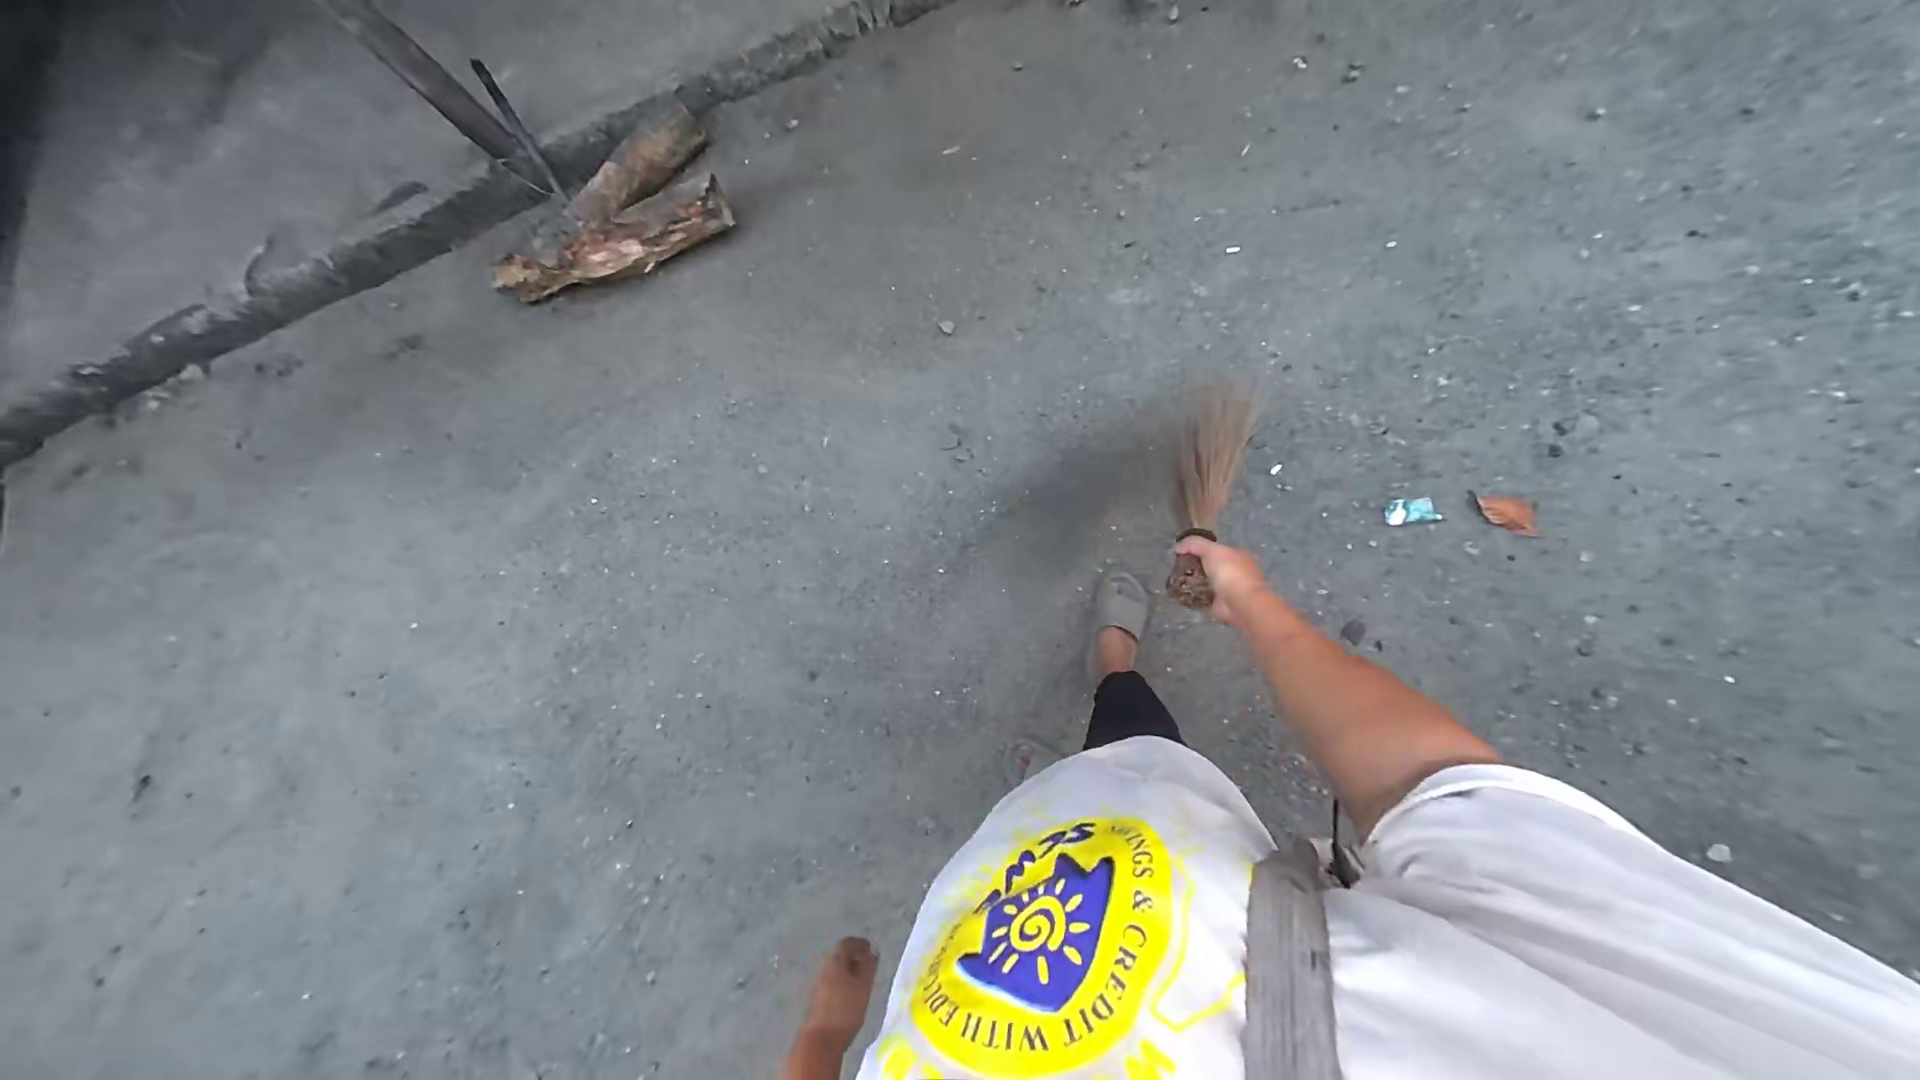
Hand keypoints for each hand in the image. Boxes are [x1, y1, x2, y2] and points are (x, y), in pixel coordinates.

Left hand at [794, 937, 878, 1051]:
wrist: (819, 1042)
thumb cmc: (845, 1010)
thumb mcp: (864, 986)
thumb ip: (869, 965)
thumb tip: (872, 950)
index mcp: (835, 960)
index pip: (848, 942)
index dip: (861, 943)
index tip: (872, 949)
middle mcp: (824, 968)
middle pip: (840, 956)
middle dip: (855, 958)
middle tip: (869, 966)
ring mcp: (818, 985)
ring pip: (836, 970)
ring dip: (849, 972)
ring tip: (862, 983)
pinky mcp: (816, 1000)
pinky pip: (832, 983)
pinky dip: (843, 984)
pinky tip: (850, 997)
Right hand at [1171, 536, 1277, 629]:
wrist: (1241, 604)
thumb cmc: (1230, 573)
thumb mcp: (1212, 550)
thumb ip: (1194, 544)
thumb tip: (1178, 547)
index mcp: (1237, 556)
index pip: (1216, 550)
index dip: (1200, 549)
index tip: (1183, 552)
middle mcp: (1233, 572)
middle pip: (1209, 566)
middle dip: (1194, 567)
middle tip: (1177, 567)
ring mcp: (1226, 589)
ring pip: (1204, 582)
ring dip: (1191, 582)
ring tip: (1175, 580)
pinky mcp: (1218, 604)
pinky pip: (1201, 598)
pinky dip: (1191, 597)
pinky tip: (1179, 594)